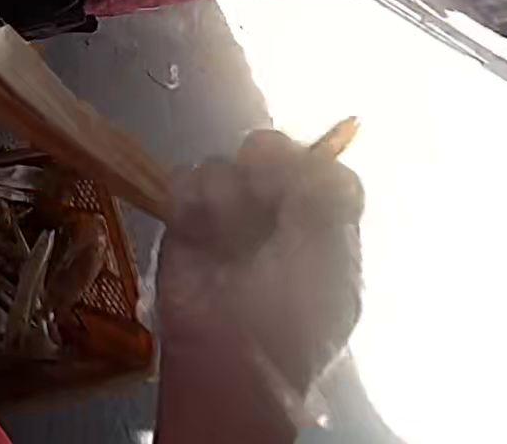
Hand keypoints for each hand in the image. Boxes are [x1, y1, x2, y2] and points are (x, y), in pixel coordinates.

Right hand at [156, 129, 363, 409]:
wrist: (226, 350)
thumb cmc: (289, 317)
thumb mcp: (323, 267)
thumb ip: (321, 207)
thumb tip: (315, 157)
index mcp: (321, 227)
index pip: (323, 171)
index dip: (308, 162)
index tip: (292, 170)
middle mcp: (275, 212)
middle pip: (268, 155)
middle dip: (259, 168)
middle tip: (257, 194)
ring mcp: (227, 211)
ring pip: (222, 164)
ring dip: (222, 194)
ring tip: (223, 231)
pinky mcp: (185, 214)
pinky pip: (183, 178)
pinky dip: (187, 197)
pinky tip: (194, 226)